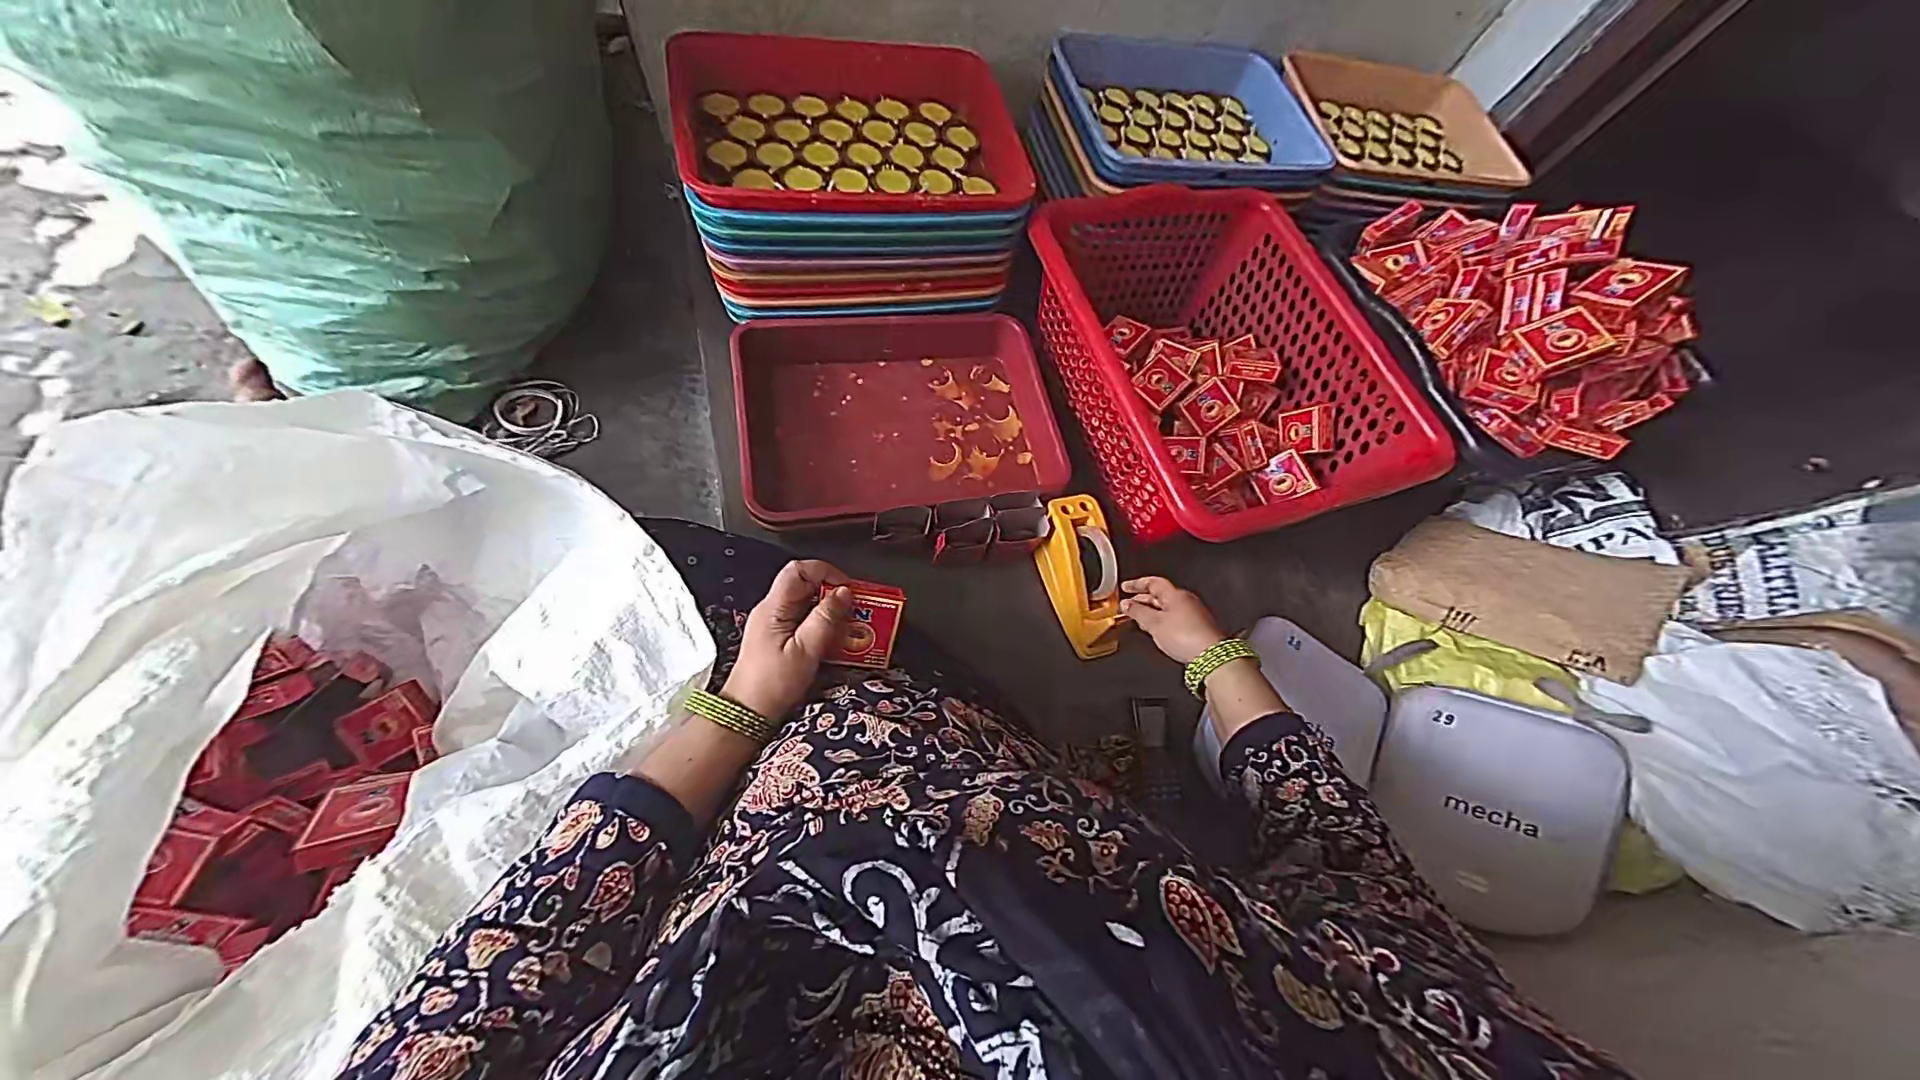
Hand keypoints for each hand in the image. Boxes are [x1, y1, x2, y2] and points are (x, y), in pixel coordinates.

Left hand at [721, 560, 851, 719]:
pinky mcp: (779, 638)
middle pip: (806, 585)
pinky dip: (822, 625)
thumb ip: (825, 619)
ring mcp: (774, 624)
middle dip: (833, 594)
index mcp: (773, 608)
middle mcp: (772, 610)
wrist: (747, 714)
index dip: (826, 572)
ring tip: (848, 627)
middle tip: (854, 610)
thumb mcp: (805, 651)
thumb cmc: (772, 685)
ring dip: (830, 611)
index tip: (847, 589)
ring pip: (807, 603)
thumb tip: (844, 593)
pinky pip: (804, 620)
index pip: (798, 570)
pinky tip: (834, 641)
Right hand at [1119, 576, 1227, 663]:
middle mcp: (1186, 600)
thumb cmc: (1187, 636)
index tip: (1126, 586)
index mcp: (1176, 595)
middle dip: (1142, 599)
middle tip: (1129, 604)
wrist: (1211, 655)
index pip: (1153, 583)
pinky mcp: (1197, 626)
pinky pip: (1175, 618)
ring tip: (1139, 618)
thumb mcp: (1154, 623)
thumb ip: (1138, 612)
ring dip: (1151, 611)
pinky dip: (1162, 620)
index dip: (1137, 584)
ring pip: (1167, 607)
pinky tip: (1157, 629)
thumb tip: (1127, 605)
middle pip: (1160, 595)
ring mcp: (1193, 613)